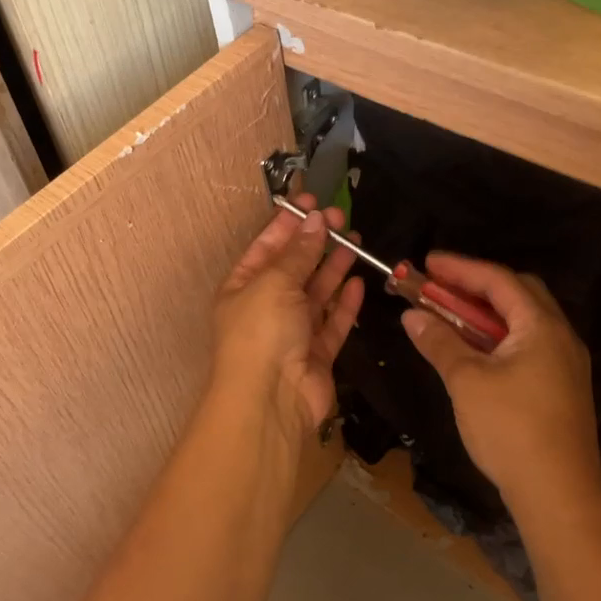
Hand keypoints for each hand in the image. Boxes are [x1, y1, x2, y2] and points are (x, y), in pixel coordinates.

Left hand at [211, 193, 364, 437]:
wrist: (270, 400)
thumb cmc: (261, 332)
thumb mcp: (274, 282)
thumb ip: (299, 253)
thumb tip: (316, 221)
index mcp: (242, 287)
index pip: (266, 247)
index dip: (288, 223)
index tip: (313, 201)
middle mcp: (265, 307)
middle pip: (294, 268)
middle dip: (316, 243)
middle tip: (342, 219)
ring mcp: (292, 333)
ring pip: (316, 294)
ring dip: (334, 268)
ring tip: (357, 242)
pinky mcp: (316, 355)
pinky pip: (332, 323)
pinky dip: (345, 303)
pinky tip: (358, 283)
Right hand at [400, 253, 600, 519]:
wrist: (559, 496)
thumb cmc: (511, 430)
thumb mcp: (467, 381)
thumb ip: (440, 342)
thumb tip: (412, 315)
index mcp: (542, 326)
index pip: (499, 280)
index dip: (460, 268)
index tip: (426, 262)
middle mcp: (561, 336)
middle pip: (518, 293)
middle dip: (475, 285)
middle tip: (438, 287)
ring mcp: (565, 364)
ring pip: (523, 321)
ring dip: (485, 313)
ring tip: (449, 316)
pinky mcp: (561, 388)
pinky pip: (528, 345)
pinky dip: (497, 338)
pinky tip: (474, 352)